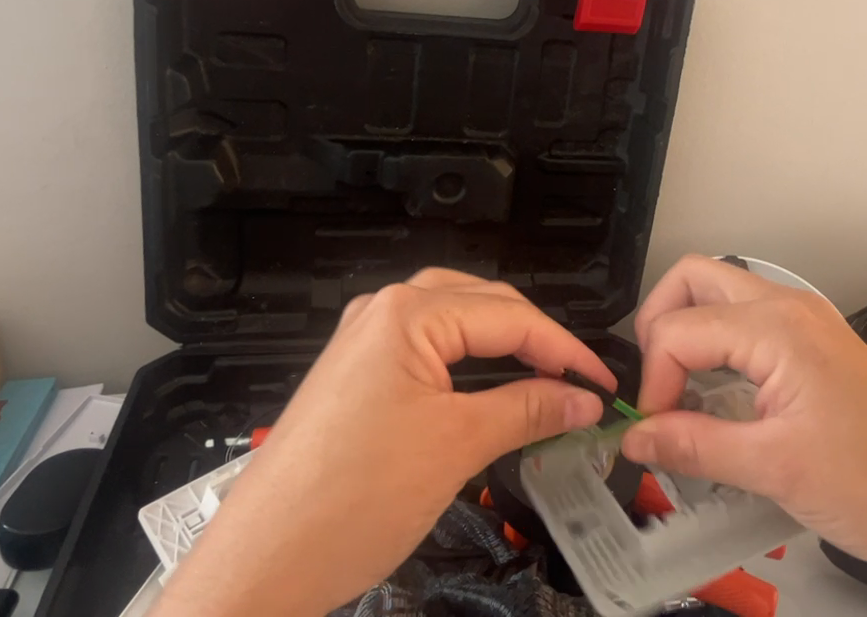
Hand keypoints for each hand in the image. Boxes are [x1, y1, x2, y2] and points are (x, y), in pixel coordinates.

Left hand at [154, 267, 613, 616]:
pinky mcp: (355, 373)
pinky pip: (424, 348)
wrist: (264, 561)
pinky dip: (466, 362)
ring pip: (452, 321)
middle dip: (534, 338)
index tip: (603, 382)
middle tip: (577, 380)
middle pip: (481, 305)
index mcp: (406, 313)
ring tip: (542, 377)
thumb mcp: (457, 447)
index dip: (564, 349)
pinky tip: (486, 386)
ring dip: (500, 344)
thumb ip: (529, 409)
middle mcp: (381, 311)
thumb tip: (582, 397)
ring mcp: (363, 340)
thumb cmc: (354, 499)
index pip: (508, 317)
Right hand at [621, 256, 866, 616]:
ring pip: (722, 294)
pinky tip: (716, 393)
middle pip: (695, 279)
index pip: (678, 329)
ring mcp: (806, 321)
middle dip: (658, 323)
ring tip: (678, 392)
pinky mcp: (817, 343)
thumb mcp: (774, 469)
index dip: (653, 380)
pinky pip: (748, 320)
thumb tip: (633, 437)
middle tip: (655, 385)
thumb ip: (693, 446)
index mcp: (775, 326)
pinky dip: (717, 343)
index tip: (655, 432)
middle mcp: (788, 306)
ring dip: (687, 329)